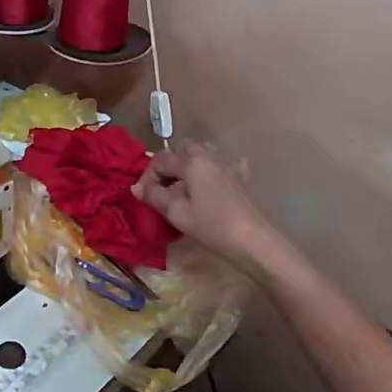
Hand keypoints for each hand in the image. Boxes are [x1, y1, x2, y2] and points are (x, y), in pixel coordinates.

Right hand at [132, 144, 285, 271]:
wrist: (255, 240)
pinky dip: (212, 172)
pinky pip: (222, 167)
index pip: (161, 160)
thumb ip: (155, 196)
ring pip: (203, 156)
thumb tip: (136, 186)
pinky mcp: (241, 178)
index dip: (148, 176)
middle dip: (169, 166)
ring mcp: (228, 165)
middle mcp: (210, 156)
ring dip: (189, 168)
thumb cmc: (212, 226)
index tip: (144, 196)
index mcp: (192, 161)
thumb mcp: (177, 213)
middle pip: (183, 150)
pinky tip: (212, 187)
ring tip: (183, 191)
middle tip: (163, 190)